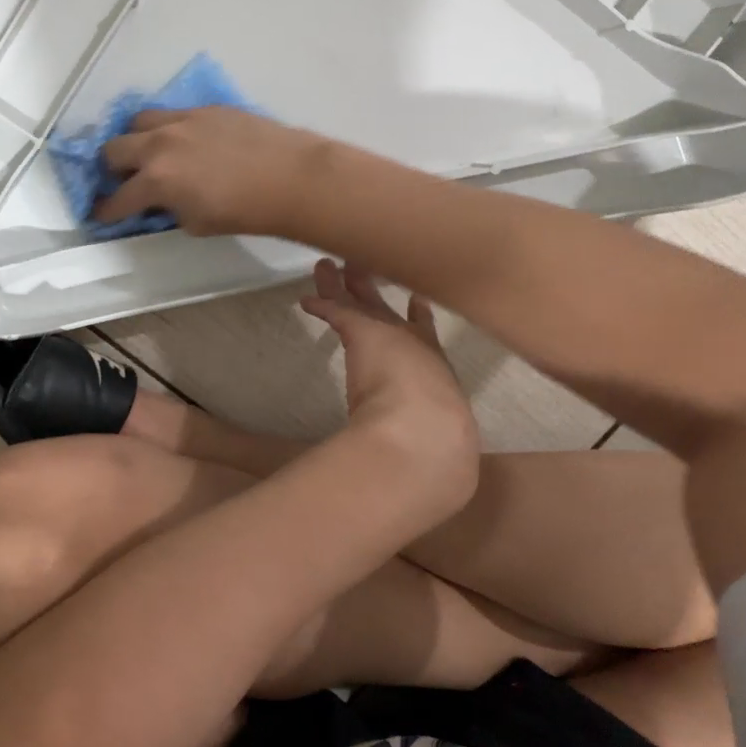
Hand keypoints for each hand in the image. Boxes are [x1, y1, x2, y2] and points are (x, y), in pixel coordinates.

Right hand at [95, 107, 330, 236]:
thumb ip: (169, 209)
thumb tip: (163, 202)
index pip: (117, 198)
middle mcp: (159, 144)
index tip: (101, 215)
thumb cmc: (244, 212)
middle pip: (114, 148)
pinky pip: (173, 114)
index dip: (106, 211)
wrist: (291, 177)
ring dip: (136, 139)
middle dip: (112, 168)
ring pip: (138, 121)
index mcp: (155, 180)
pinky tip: (185, 142)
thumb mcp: (196, 223)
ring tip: (150, 153)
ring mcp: (182, 121)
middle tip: (125, 180)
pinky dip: (168, 129)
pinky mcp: (205, 109)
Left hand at [301, 259, 478, 496]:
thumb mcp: (438, 442)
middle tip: (358, 266)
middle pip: (387, 310)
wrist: (428, 436)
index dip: (417, 319)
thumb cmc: (437, 443)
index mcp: (435, 370)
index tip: (415, 302)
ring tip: (326, 265)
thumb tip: (436, 481)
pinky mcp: (364, 331)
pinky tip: (307, 298)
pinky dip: (323, 303)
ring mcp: (390, 336)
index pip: (425, 336)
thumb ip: (428, 448)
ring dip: (342, 285)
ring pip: (361, 301)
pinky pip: (338, 311)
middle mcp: (415, 346)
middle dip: (372, 290)